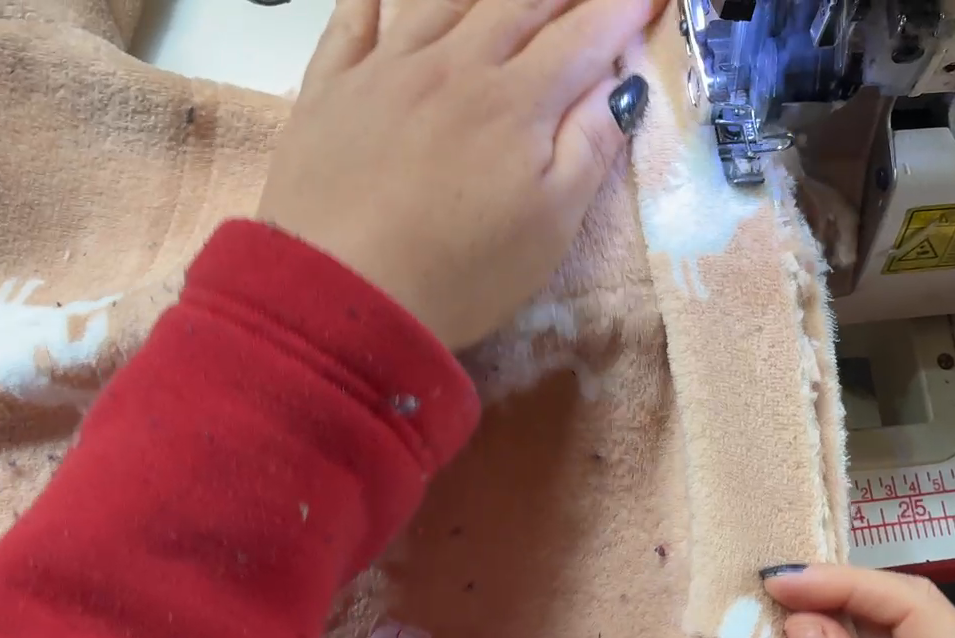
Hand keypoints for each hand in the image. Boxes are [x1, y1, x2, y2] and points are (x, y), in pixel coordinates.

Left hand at [257, 0, 657, 348]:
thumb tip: (622, 89)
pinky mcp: (332, 88)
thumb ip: (588, 151)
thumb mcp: (550, 227)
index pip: (581, 39)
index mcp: (516, 105)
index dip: (620, 10)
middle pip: (516, 4)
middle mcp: (454, 67)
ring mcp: (387, 70)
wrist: (344, 293)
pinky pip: (356, 15)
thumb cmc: (465, 273)